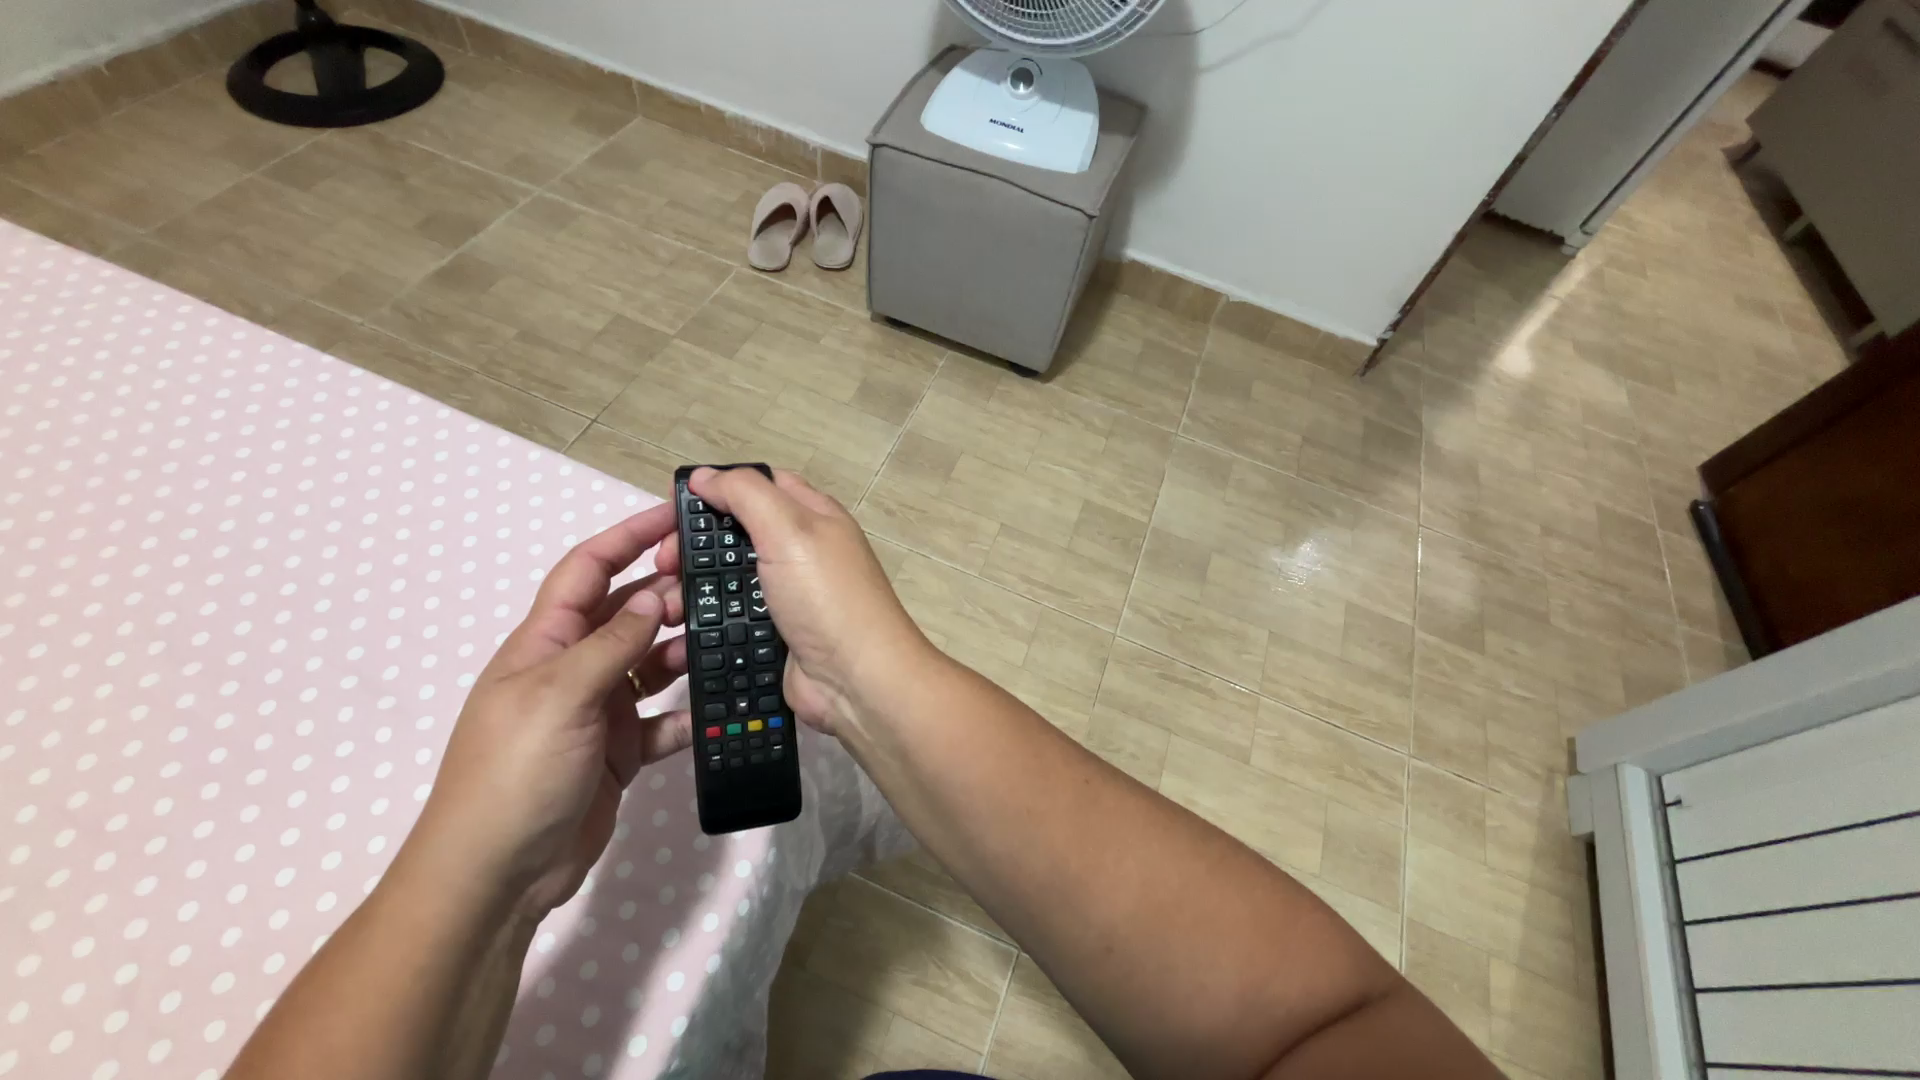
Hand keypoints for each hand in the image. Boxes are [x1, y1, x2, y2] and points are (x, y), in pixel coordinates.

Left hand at [408, 504, 692, 916]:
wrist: (498, 874)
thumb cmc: (515, 772)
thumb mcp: (561, 696)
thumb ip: (613, 644)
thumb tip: (657, 596)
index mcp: (545, 642)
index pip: (587, 570)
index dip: (628, 537)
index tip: (675, 516)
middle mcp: (573, 668)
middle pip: (627, 613)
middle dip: (670, 593)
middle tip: (723, 585)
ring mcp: (598, 711)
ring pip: (652, 664)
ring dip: (686, 651)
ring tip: (729, 642)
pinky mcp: (621, 750)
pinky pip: (663, 719)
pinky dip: (689, 714)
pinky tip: (720, 710)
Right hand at [688, 467, 932, 735]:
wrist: (857, 680)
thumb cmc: (826, 597)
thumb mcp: (790, 530)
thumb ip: (746, 494)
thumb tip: (705, 475)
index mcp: (813, 516)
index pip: (760, 484)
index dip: (718, 487)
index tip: (673, 504)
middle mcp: (802, 551)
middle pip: (738, 533)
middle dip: (696, 541)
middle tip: (663, 561)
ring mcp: (788, 596)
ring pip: (730, 579)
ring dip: (694, 585)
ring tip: (662, 601)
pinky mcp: (775, 634)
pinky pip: (732, 618)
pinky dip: (706, 620)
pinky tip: (678, 628)